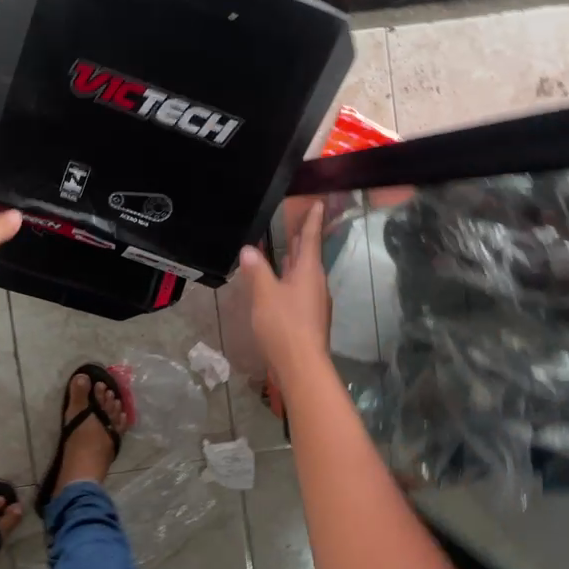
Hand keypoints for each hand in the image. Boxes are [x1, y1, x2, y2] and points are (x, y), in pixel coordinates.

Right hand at [237, 199, 329, 376]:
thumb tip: (249, 249)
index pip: (310, 239)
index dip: (312, 221)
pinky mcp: (309, 318)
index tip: (319, 204)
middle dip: (302, 241)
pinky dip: (290, 281)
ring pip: (304, 275)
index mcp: (308, 272)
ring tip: (285, 251)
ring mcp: (315, 302)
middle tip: (296, 225)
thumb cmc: (284, 324)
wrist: (301, 364)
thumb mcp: (265, 294)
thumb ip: (257, 271)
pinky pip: (299, 290)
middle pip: (308, 256)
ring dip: (295, 262)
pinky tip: (279, 285)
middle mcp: (316, 284)